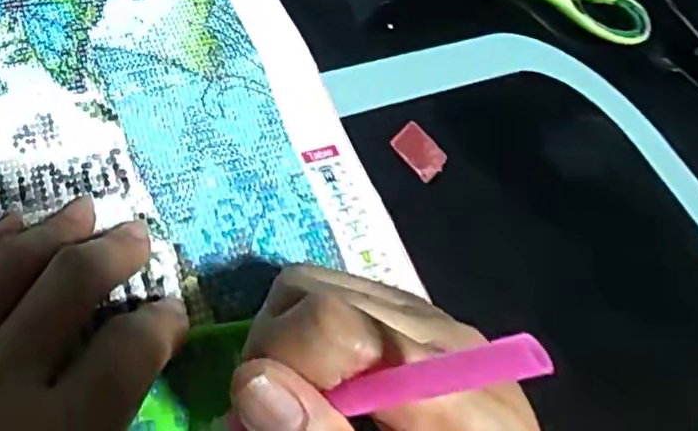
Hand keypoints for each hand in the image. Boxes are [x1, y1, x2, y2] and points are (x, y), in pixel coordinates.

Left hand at [0, 195, 187, 430]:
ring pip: (13, 264)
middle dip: (116, 250)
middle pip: (72, 282)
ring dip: (58, 228)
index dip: (161, 325)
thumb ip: (103, 428)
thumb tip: (142, 365)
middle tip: (138, 234)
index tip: (172, 314)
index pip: (126, 354)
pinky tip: (16, 222)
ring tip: (85, 208)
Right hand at [227, 265, 538, 430]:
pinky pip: (344, 296)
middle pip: (315, 289)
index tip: (251, 415)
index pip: (332, 321)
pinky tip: (331, 391)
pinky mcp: (423, 322)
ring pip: (320, 282)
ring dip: (289, 338)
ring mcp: (434, 320)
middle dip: (272, 346)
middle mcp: (441, 334)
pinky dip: (316, 337)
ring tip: (298, 403)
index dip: (275, 358)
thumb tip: (248, 382)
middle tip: (268, 414)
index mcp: (449, 387)